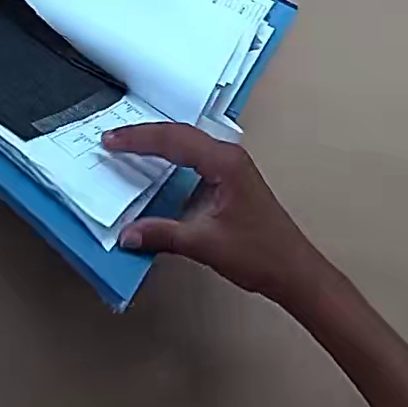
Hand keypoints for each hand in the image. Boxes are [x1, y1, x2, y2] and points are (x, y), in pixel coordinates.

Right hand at [104, 122, 325, 301]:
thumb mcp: (205, 244)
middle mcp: (228, 156)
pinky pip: (193, 152)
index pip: (172, 140)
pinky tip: (156, 159)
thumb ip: (162, 234)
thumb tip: (126, 235)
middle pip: (178, 132)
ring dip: (155, 140)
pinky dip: (169, 151)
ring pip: (186, 140)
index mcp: (224, 163)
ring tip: (126, 143)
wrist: (297, 273)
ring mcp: (231, 164)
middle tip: (111, 138)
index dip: (138, 139)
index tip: (110, 141)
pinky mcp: (231, 175)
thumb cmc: (260, 255)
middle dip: (142, 134)